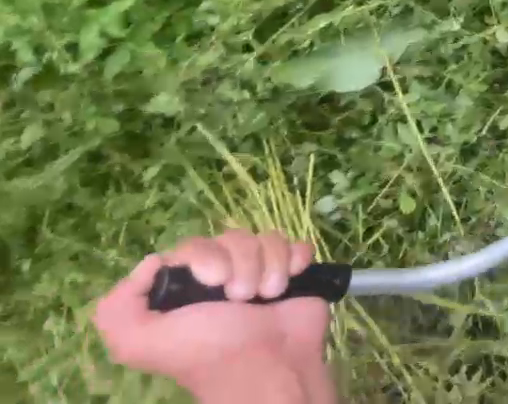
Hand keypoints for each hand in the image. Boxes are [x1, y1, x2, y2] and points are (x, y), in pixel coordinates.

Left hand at [93, 230, 332, 402]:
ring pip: (268, 239)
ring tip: (269, 295)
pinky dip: (296, 261)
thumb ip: (118, 307)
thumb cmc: (205, 350)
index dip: (208, 257)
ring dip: (271, 266)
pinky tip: (291, 282)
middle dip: (244, 264)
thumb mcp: (140, 342)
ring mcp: (261, 271)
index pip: (195, 246)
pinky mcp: (294, 270)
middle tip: (242, 297)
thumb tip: (154, 261)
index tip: (215, 283)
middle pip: (234, 238)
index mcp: (183, 286)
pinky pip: (298, 245)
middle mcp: (221, 274)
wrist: (267, 360)